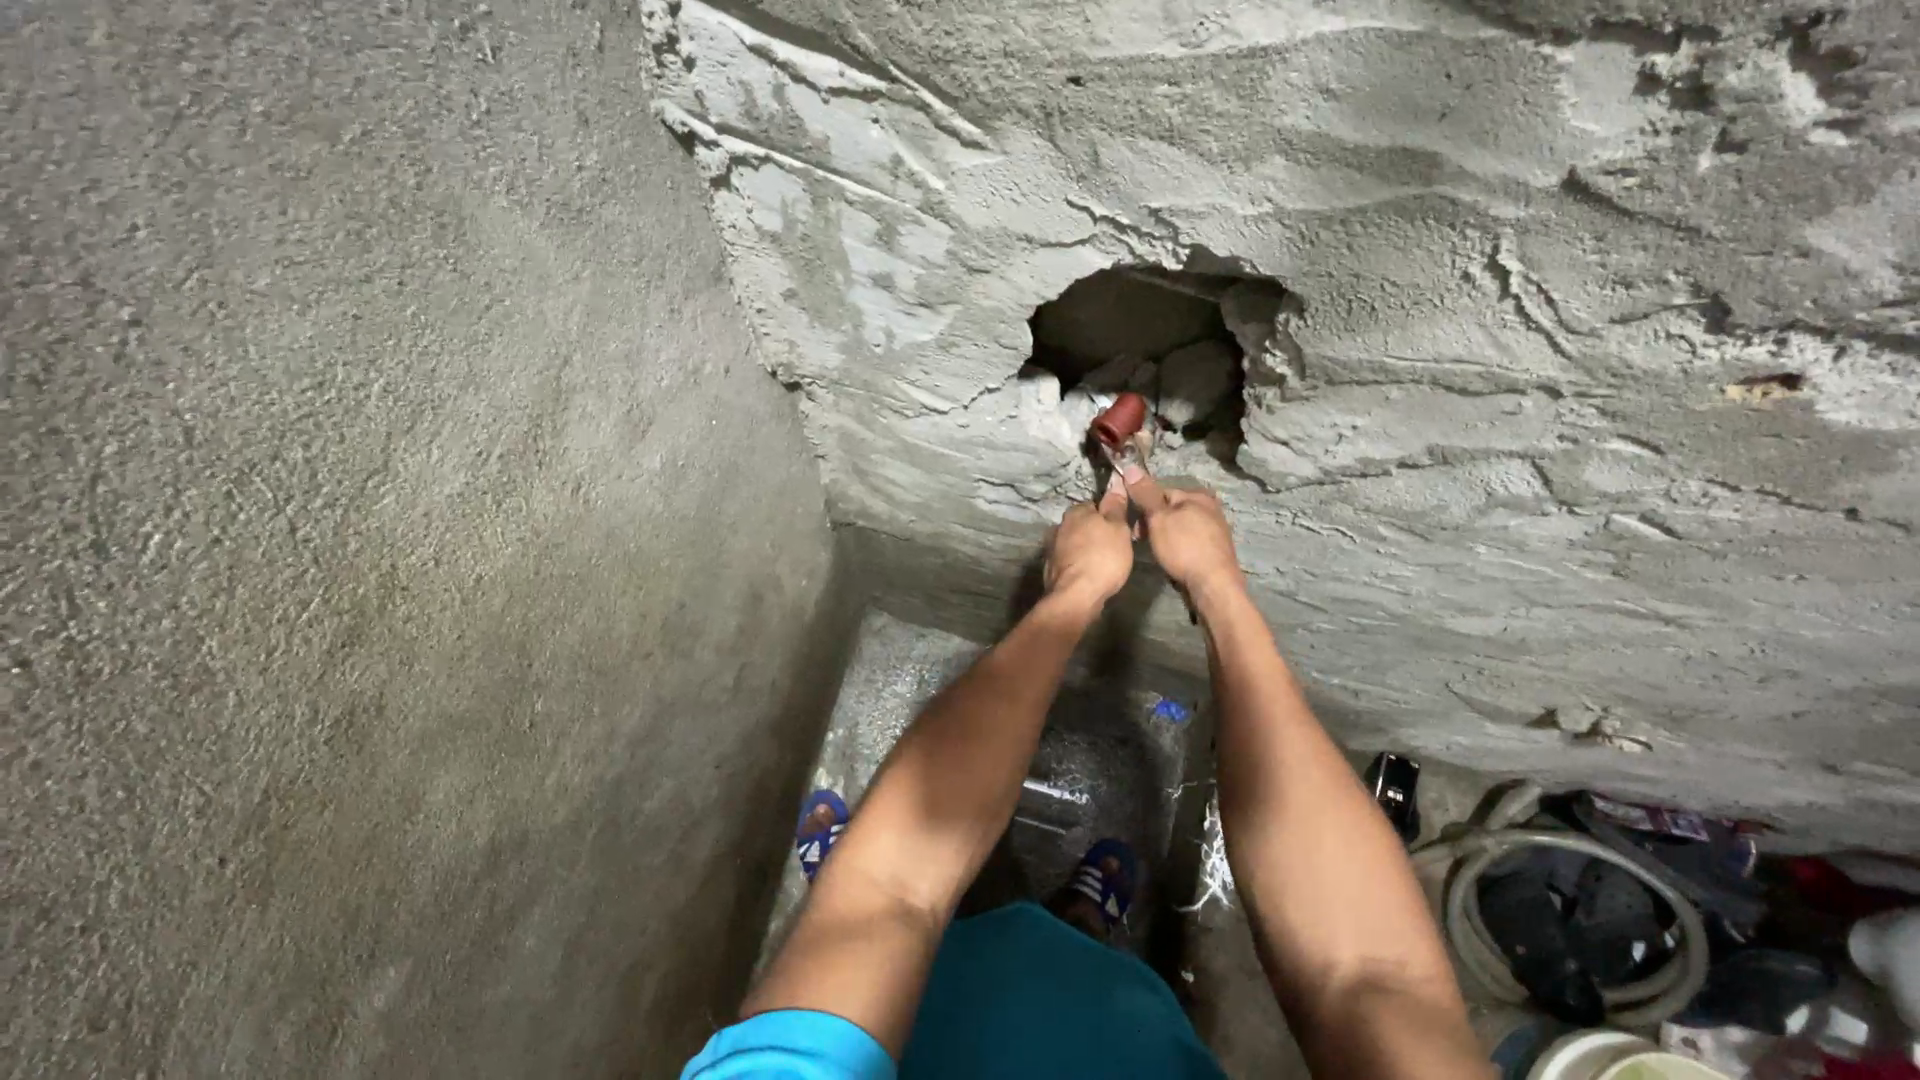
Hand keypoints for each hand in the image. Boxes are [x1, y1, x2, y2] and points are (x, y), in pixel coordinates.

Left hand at [1045, 480, 1133, 608]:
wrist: (1075, 596)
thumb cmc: (1103, 558)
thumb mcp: (1118, 529)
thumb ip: (1116, 506)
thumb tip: (1115, 481)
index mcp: (1075, 512)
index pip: (1093, 505)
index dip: (1107, 516)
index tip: (1118, 528)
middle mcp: (1058, 526)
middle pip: (1081, 524)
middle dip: (1093, 533)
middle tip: (1112, 547)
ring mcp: (1051, 548)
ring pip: (1072, 543)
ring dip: (1083, 549)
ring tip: (1100, 563)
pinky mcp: (1049, 569)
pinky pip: (1067, 561)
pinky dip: (1076, 564)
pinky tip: (1086, 574)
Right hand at [1120, 467, 1244, 603]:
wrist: (1213, 585)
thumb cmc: (1184, 548)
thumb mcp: (1159, 518)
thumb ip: (1145, 494)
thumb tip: (1131, 466)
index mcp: (1197, 495)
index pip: (1161, 492)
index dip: (1143, 507)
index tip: (1135, 527)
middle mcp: (1210, 508)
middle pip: (1170, 510)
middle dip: (1153, 524)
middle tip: (1143, 542)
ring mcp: (1215, 530)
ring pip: (1179, 527)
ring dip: (1164, 537)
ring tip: (1157, 553)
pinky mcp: (1215, 550)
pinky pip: (1189, 542)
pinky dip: (1178, 548)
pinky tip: (1173, 560)